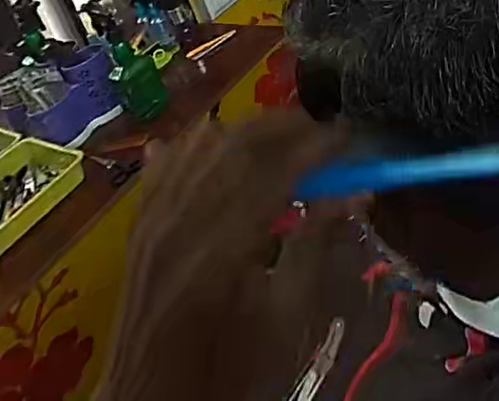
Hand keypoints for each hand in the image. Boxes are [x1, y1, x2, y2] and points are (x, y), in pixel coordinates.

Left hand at [101, 110, 345, 400]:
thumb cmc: (227, 370)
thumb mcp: (285, 320)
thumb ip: (316, 246)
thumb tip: (358, 193)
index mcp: (221, 251)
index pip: (276, 173)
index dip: (318, 147)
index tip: (349, 136)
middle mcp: (182, 219)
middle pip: (238, 144)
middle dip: (288, 127)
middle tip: (323, 132)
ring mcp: (154, 214)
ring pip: (204, 139)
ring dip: (249, 129)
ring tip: (284, 138)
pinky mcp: (140, 217)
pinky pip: (170, 155)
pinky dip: (202, 139)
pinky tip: (223, 141)